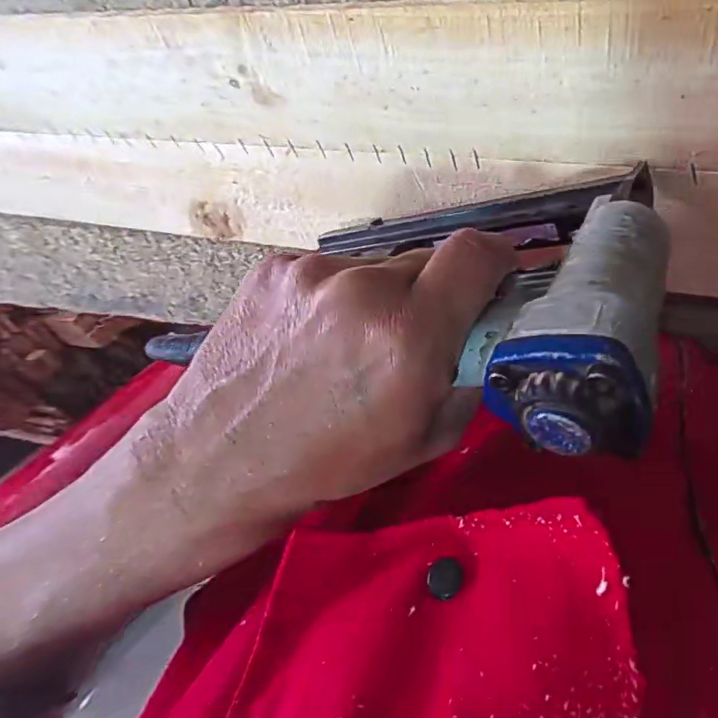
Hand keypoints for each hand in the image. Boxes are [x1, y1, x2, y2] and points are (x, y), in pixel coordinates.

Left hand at [107, 229, 517, 565]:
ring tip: (356, 341)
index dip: (500, 257)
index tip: (502, 274)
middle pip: (432, 260)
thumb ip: (470, 373)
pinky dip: (342, 295)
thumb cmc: (330, 462)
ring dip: (388, 294)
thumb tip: (489, 335)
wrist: (215, 463)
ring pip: (382, 266)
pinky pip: (336, 270)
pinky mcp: (277, 267)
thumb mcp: (428, 436)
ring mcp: (314, 273)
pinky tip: (317, 335)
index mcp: (409, 334)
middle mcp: (364, 289)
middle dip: (439, 291)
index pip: (477, 254)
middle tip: (422, 331)